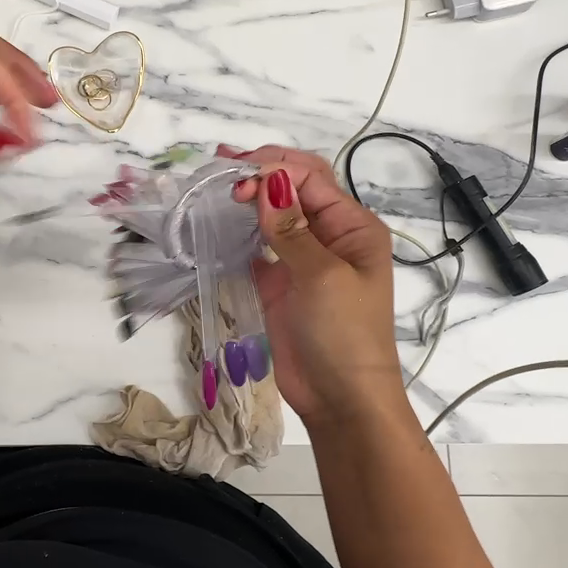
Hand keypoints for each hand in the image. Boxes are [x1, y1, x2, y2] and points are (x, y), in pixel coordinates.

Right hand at [222, 144, 405, 427]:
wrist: (340, 398)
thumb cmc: (343, 334)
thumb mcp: (321, 276)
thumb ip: (291, 229)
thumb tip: (267, 181)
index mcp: (353, 227)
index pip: (311, 178)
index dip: (274, 168)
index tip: (235, 176)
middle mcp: (330, 236)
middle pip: (294, 189)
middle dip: (260, 173)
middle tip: (217, 169)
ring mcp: (302, 259)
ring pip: (274, 215)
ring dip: (249, 199)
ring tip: (214, 188)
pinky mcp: (279, 282)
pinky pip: (260, 245)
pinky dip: (241, 231)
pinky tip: (220, 222)